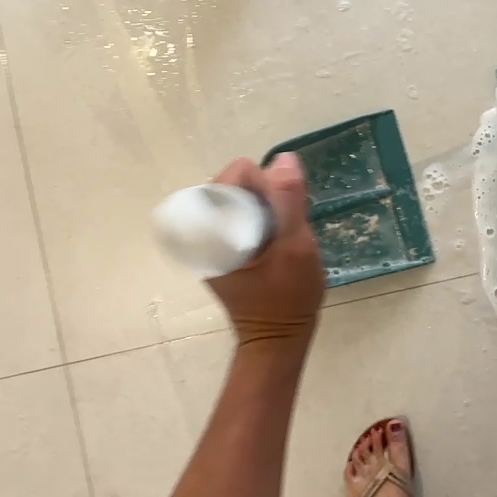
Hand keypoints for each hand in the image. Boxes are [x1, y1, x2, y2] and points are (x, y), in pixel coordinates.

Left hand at [205, 154, 324, 347]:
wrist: (276, 337)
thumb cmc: (289, 295)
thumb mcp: (296, 245)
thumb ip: (288, 200)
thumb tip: (283, 159)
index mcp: (211, 227)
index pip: (238, 174)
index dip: (269, 187)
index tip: (284, 217)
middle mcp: (199, 230)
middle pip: (237, 183)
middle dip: (266, 197)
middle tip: (283, 230)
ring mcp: (206, 240)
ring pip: (240, 199)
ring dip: (264, 209)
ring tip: (279, 238)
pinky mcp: (217, 248)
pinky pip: (238, 216)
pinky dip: (259, 221)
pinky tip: (272, 243)